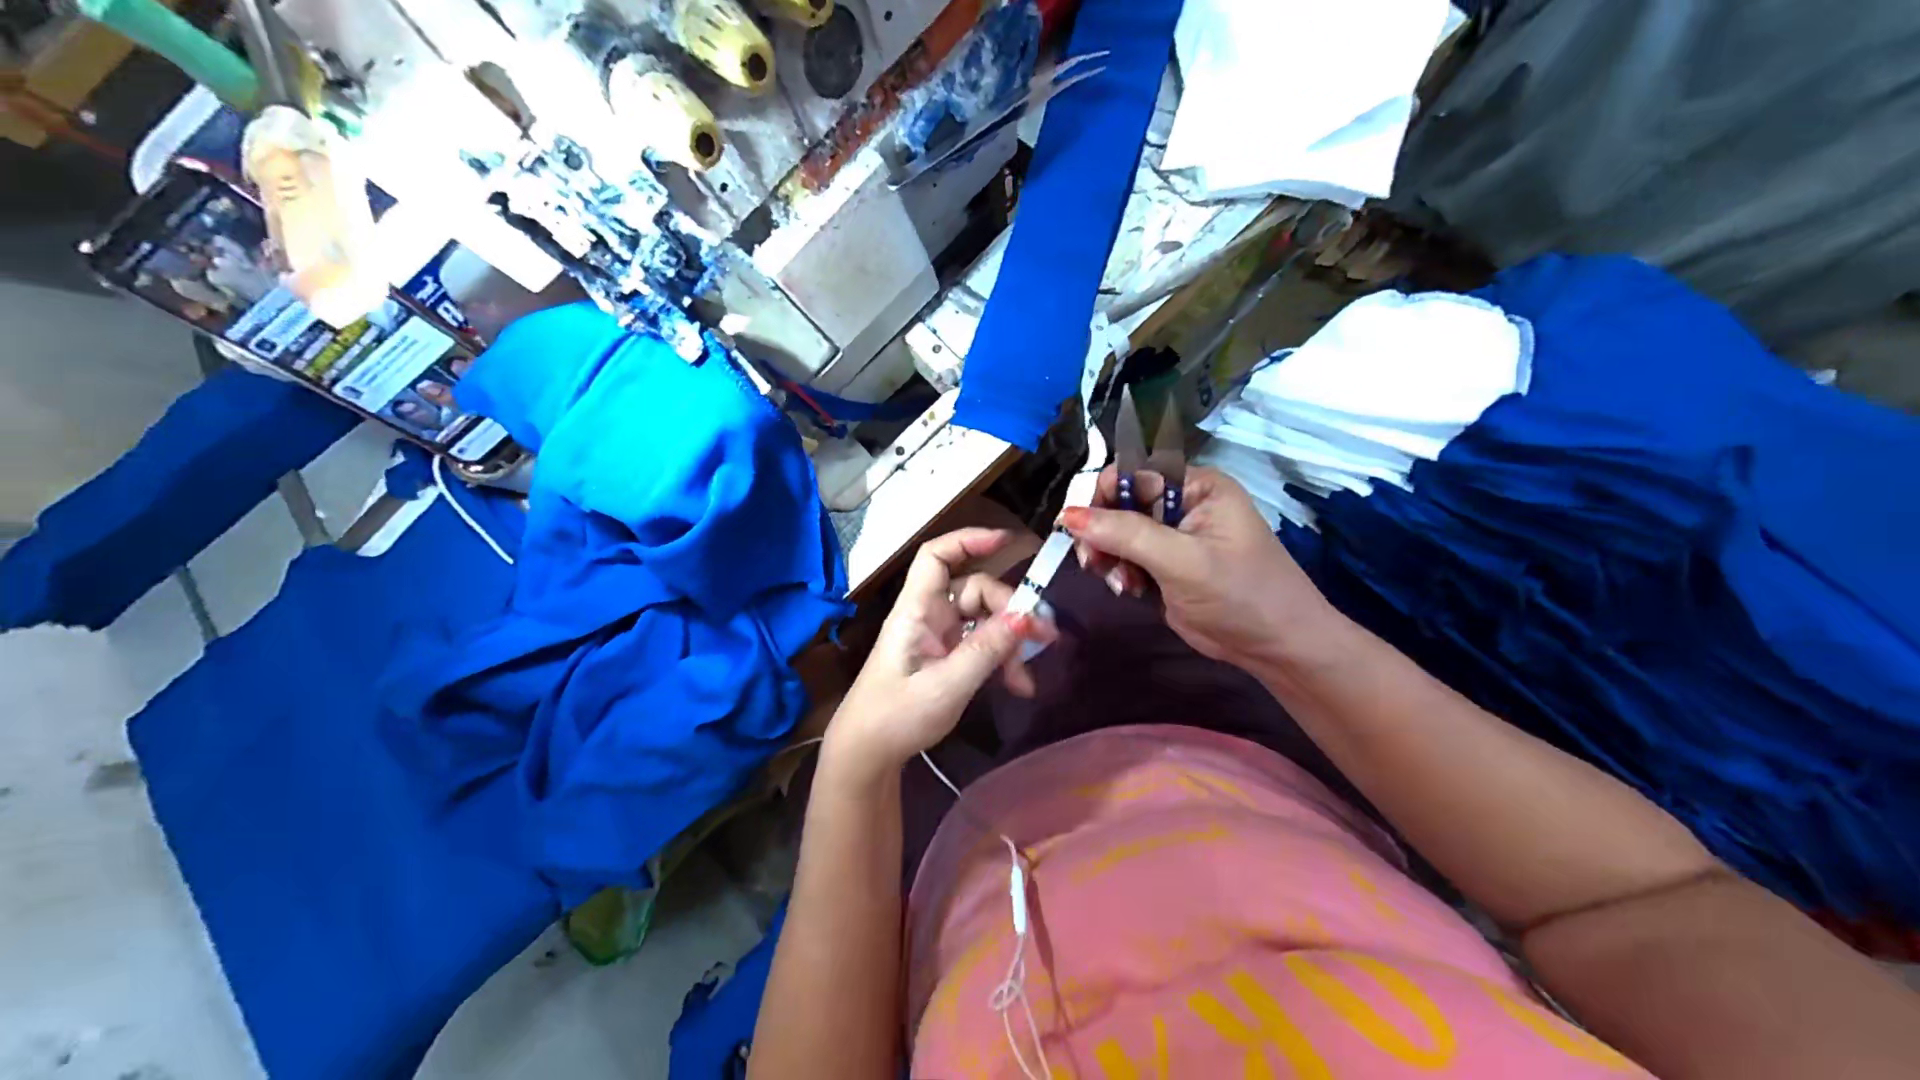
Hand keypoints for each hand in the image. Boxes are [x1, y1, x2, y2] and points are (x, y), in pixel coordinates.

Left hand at [824, 529, 1055, 781]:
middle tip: (1043, 637)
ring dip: (1010, 641)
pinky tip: (1018, 685)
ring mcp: (938, 637)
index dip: (969, 540)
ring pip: (983, 619)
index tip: (1008, 542)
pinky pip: (981, 645)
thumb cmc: (896, 716)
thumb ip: (987, 650)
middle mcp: (928, 615)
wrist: (868, 754)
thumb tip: (1027, 616)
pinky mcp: (946, 658)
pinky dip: (1001, 659)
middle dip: (1010, 609)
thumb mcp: (947, 686)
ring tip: (1027, 676)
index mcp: (916, 610)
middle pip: (974, 590)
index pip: (937, 556)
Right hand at [1061, 466, 1335, 667]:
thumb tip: (1067, 514)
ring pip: (1115, 533)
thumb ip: (1125, 534)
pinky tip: (1129, 591)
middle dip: (1101, 533)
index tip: (1080, 530)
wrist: (1276, 648)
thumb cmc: (1240, 595)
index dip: (1101, 496)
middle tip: (1094, 564)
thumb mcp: (1182, 561)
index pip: (1133, 474)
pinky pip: (1124, 557)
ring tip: (1121, 584)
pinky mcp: (1164, 565)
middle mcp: (1181, 503)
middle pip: (1118, 503)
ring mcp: (1172, 536)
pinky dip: (1118, 572)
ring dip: (1108, 557)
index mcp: (1196, 486)